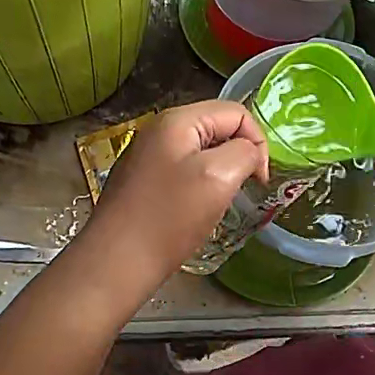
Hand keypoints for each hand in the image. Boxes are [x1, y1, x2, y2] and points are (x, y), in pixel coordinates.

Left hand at [76, 100, 268, 288]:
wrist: (116, 261)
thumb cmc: (170, 218)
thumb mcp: (219, 177)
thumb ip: (244, 152)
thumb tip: (249, 152)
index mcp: (177, 120)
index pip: (236, 112)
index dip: (256, 142)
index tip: (258, 180)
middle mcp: (159, 129)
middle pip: (218, 128)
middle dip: (237, 155)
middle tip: (240, 191)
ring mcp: (147, 154)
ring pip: (202, 151)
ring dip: (219, 173)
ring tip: (217, 203)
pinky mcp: (142, 179)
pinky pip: (183, 170)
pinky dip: (198, 185)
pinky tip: (193, 211)